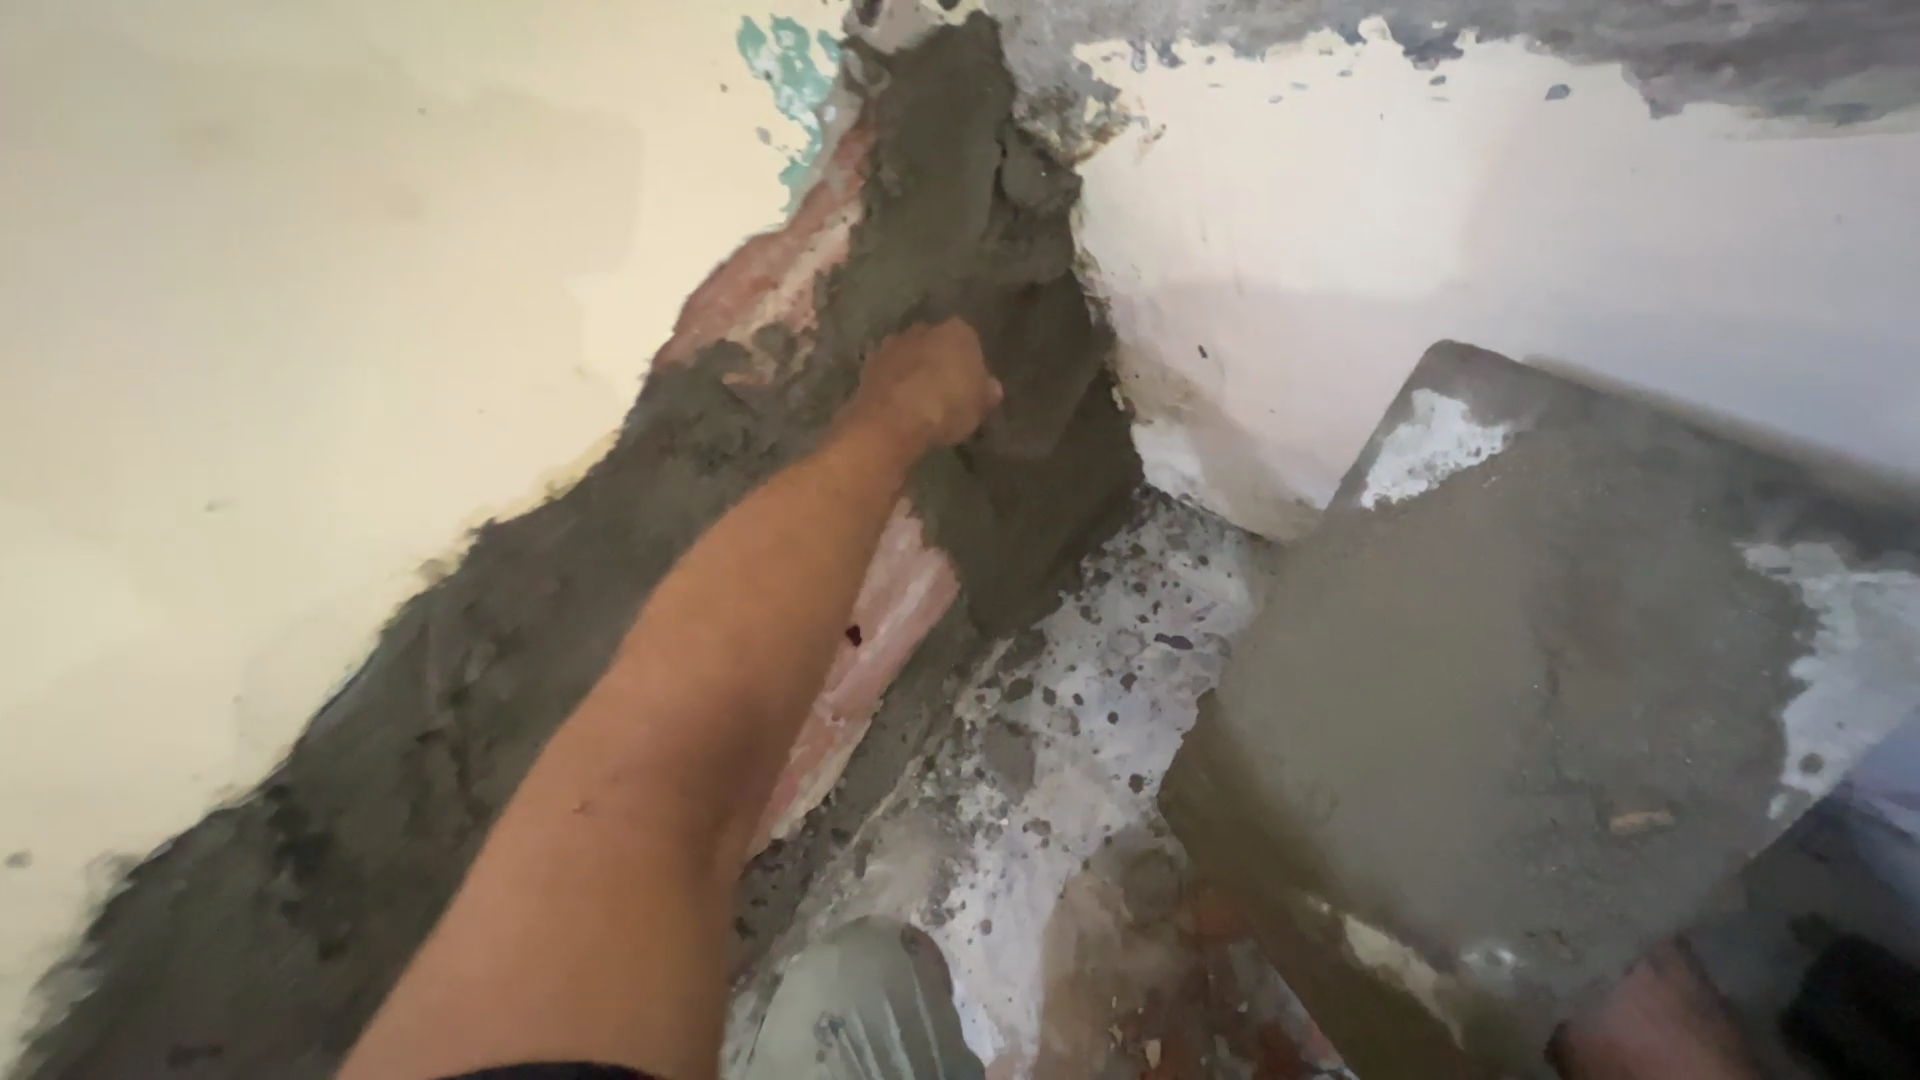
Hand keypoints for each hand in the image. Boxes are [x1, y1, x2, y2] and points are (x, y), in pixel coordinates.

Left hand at [845, 319, 1002, 452]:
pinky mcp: (868, 365)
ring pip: (909, 357)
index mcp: (958, 331)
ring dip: (912, 372)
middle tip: (943, 394)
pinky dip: (892, 386)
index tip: (969, 389)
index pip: (970, 342)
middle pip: (935, 345)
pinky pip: (888, 374)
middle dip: (938, 363)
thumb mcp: (978, 408)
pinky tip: (896, 407)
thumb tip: (992, 388)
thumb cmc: (947, 407)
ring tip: (917, 403)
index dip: (970, 366)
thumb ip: (986, 394)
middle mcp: (923, 329)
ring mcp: (892, 345)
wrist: (892, 420)